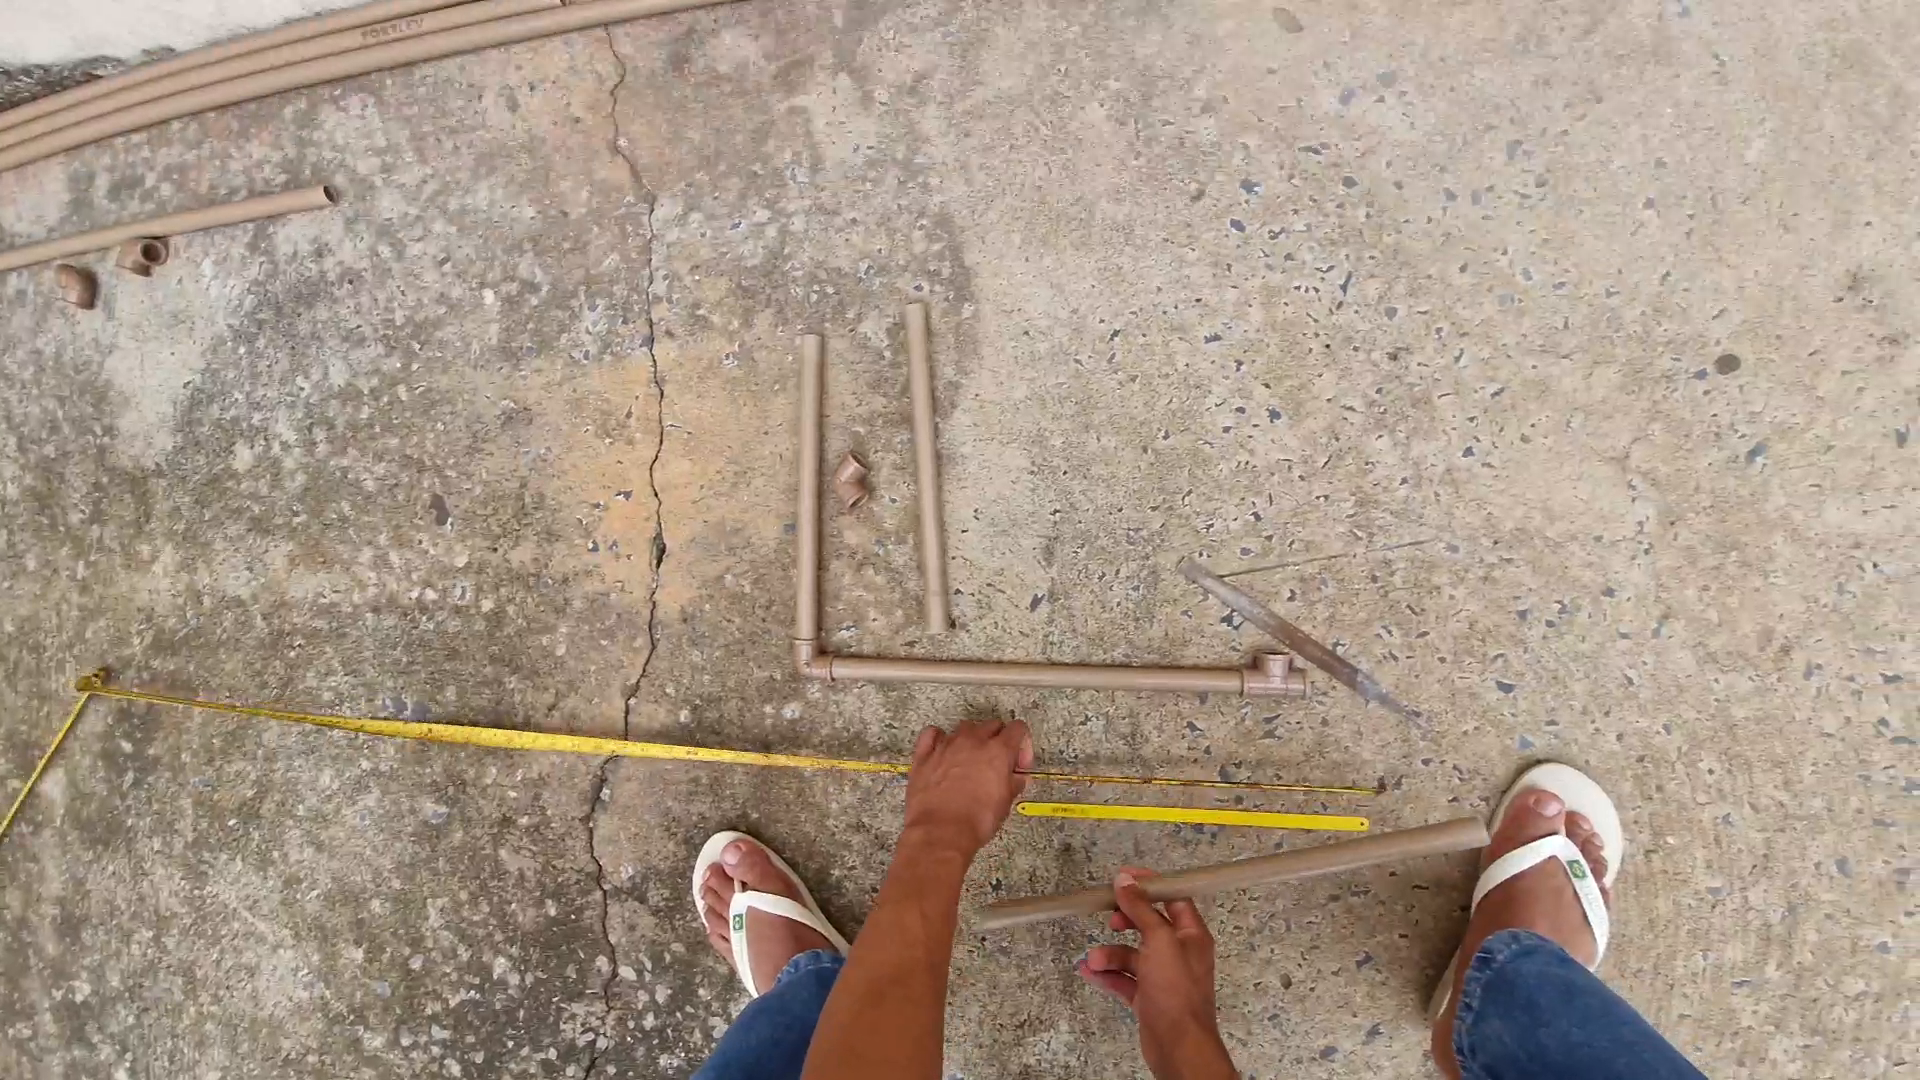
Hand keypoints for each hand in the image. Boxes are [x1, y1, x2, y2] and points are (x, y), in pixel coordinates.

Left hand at [900, 718, 1032, 859]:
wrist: (940, 833)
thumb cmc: (973, 822)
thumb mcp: (1005, 804)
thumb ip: (1013, 783)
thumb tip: (1017, 779)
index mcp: (997, 751)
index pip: (1017, 729)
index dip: (1023, 745)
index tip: (1019, 763)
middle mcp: (972, 741)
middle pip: (992, 725)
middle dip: (999, 740)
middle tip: (998, 764)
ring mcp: (947, 745)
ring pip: (965, 728)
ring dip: (972, 740)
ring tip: (971, 762)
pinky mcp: (925, 755)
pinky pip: (932, 734)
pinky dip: (939, 738)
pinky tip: (943, 751)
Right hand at [1077, 868, 1236, 1079]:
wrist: (1178, 1048)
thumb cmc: (1176, 991)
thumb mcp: (1158, 940)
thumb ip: (1141, 908)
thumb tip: (1125, 880)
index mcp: (1191, 935)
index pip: (1172, 898)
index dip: (1149, 885)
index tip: (1124, 877)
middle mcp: (1178, 953)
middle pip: (1149, 924)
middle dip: (1125, 920)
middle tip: (1110, 916)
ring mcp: (1163, 977)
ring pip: (1132, 954)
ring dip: (1110, 954)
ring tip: (1094, 959)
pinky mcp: (1149, 998)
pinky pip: (1124, 979)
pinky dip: (1107, 975)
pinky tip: (1090, 972)